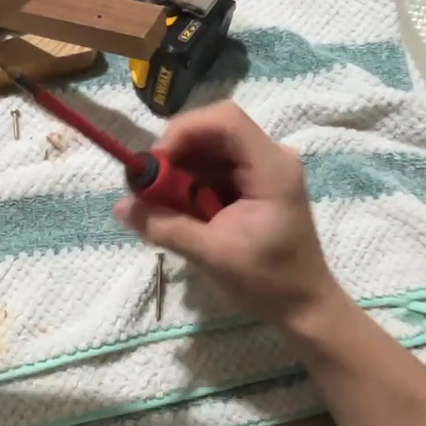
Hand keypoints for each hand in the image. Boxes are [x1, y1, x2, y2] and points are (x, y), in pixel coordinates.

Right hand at [113, 102, 344, 331]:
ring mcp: (264, 169)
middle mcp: (272, 157)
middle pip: (214, 130)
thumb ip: (165, 227)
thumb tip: (121, 207)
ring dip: (180, 170)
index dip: (184, 131)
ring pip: (210, 148)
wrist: (303, 304)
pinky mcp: (254, 183)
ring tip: (161, 202)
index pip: (225, 120)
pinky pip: (215, 167)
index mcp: (271, 167)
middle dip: (176, 153)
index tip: (155, 163)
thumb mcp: (211, 254)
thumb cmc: (267, 280)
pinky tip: (180, 208)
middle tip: (150, 187)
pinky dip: (191, 182)